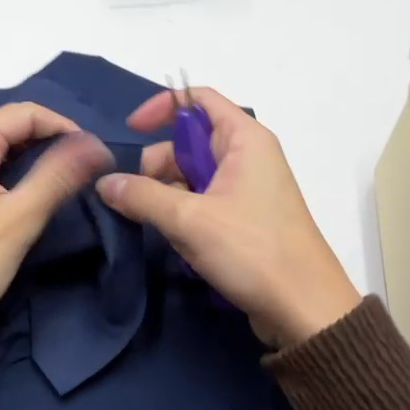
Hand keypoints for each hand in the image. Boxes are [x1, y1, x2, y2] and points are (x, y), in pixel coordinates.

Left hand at [0, 103, 114, 321]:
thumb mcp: (20, 220)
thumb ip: (58, 175)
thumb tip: (96, 145)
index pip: (24, 113)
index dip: (63, 126)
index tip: (91, 153)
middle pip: (7, 123)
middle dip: (47, 138)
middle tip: (80, 166)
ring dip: (29, 152)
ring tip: (60, 175)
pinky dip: (7, 165)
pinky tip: (26, 185)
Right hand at [97, 88, 359, 345]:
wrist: (304, 310)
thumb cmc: (253, 251)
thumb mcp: (189, 220)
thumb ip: (142, 196)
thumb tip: (105, 183)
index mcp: (244, 139)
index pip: (198, 99)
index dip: (162, 107)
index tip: (132, 131)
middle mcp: (247, 155)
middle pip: (188, 142)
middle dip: (158, 166)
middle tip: (140, 200)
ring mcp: (246, 188)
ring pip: (191, 175)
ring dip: (167, 196)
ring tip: (159, 227)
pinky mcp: (244, 218)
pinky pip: (202, 202)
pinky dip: (183, 214)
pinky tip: (177, 240)